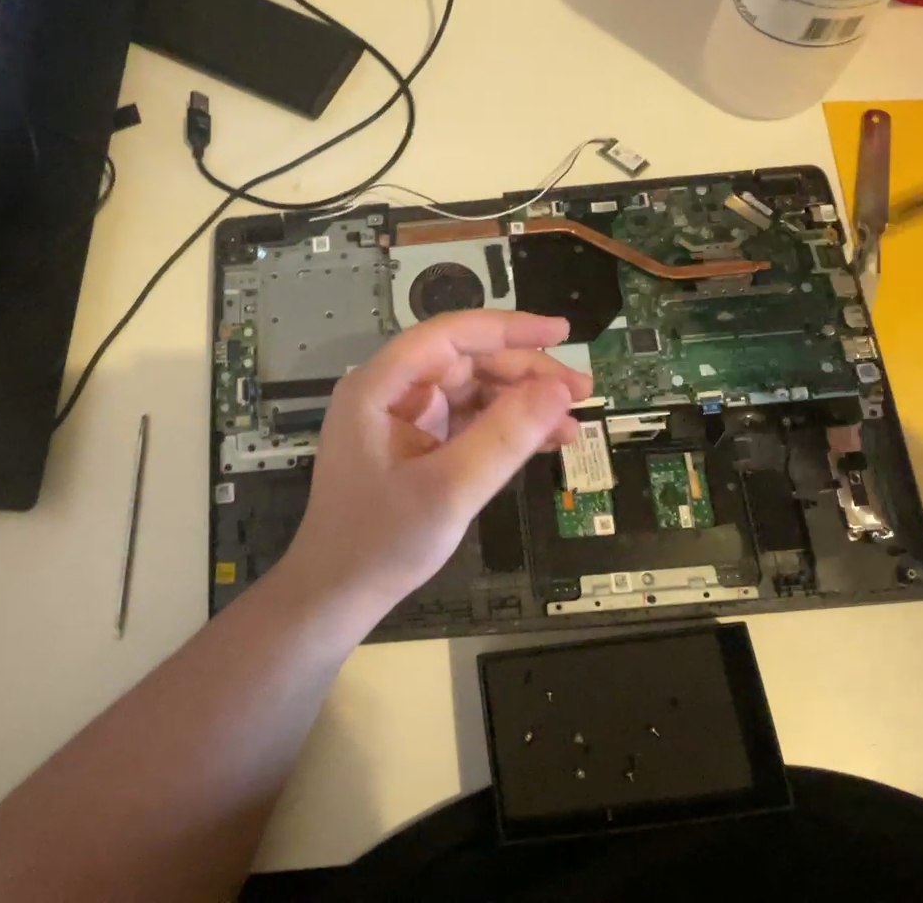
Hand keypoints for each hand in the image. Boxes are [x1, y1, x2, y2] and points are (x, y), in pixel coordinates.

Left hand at [282, 310, 592, 606]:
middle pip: (466, 361)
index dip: (508, 328)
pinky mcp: (417, 446)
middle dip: (525, 373)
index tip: (562, 333)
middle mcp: (391, 392)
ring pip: (473, 391)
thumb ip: (504, 437)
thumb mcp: (449, 490)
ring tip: (573, 424)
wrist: (339, 594)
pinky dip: (506, 430)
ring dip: (523, 404)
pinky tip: (546, 442)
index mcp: (380, 387)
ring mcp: (404, 420)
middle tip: (583, 391)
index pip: (450, 336)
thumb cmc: (382, 542)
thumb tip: (558, 389)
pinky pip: (468, 423)